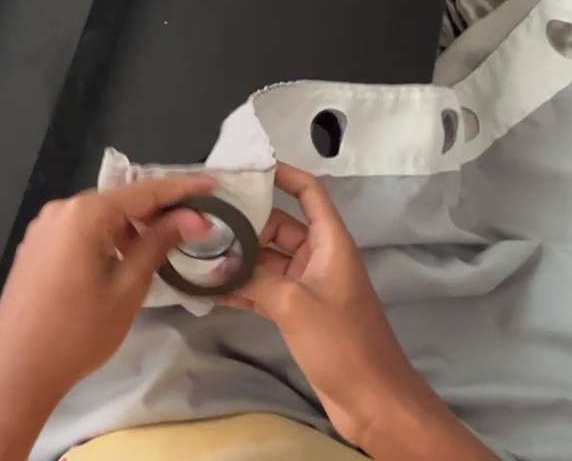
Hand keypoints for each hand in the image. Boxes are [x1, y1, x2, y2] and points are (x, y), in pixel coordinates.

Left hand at [0, 176, 213, 460]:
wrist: (17, 371)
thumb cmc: (78, 332)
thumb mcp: (128, 288)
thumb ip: (159, 244)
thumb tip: (194, 218)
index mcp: (84, 213)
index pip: (143, 191)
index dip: (181, 189)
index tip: (212, 187)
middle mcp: (61, 209)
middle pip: (119, 201)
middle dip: (155, 211)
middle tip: (191, 225)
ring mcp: (43, 227)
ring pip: (98, 217)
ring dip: (128, 228)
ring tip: (156, 251)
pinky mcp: (34, 247)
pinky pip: (78, 231)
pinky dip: (103, 238)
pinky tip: (119, 262)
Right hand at [223, 163, 493, 459]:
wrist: (374, 404)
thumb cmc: (343, 343)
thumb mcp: (294, 305)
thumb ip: (254, 279)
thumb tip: (216, 266)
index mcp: (329, 242)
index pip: (309, 192)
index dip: (283, 174)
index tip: (248, 167)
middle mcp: (318, 257)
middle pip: (277, 225)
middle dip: (244, 222)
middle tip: (204, 216)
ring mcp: (306, 285)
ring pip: (266, 259)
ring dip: (237, 258)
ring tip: (197, 250)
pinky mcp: (297, 311)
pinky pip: (263, 288)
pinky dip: (241, 287)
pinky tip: (208, 288)